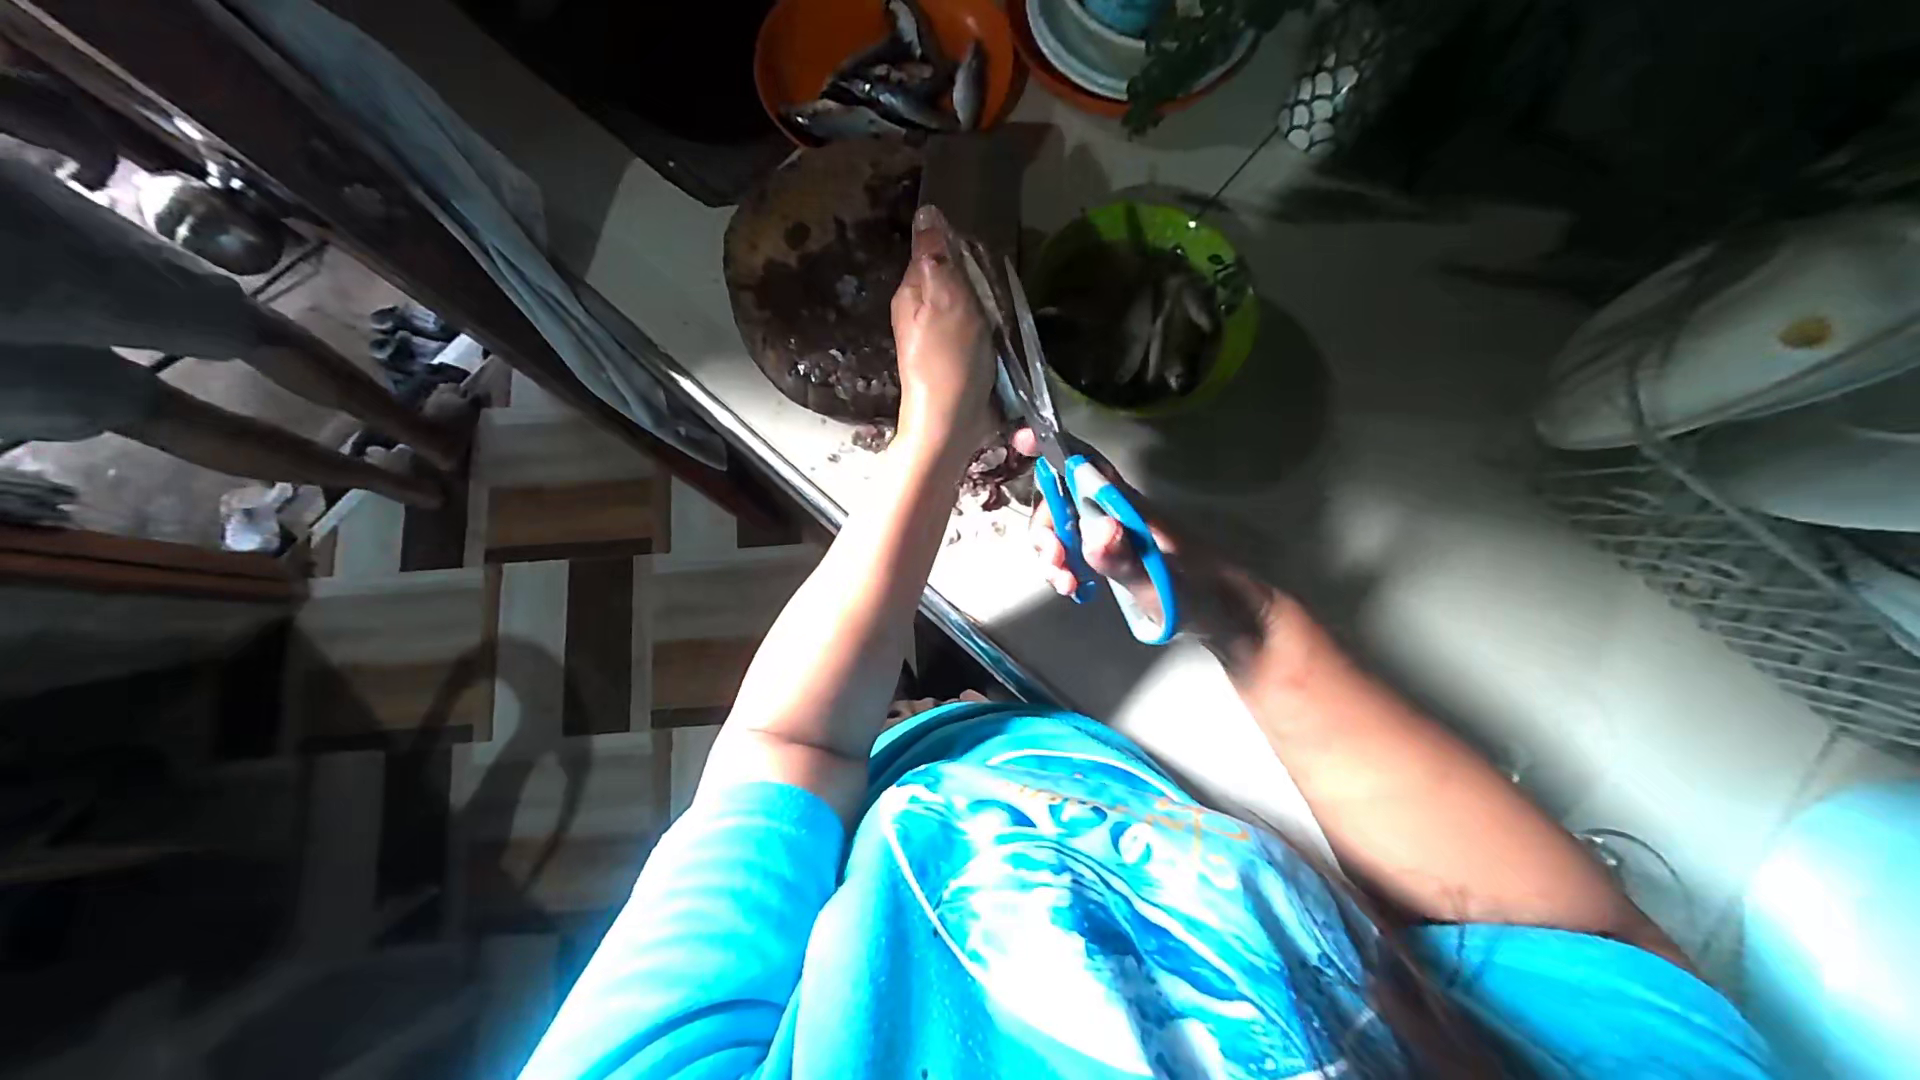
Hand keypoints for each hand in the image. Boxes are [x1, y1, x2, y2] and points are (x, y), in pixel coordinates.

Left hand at [890, 205, 994, 451]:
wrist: (952, 424)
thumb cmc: (948, 360)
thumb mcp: (944, 300)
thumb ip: (936, 257)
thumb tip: (927, 212)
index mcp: (910, 294)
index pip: (932, 251)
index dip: (957, 246)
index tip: (984, 249)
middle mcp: (920, 313)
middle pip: (952, 280)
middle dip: (975, 276)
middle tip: (999, 280)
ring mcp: (939, 339)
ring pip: (966, 305)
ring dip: (985, 302)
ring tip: (1004, 303)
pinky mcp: (958, 360)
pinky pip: (976, 330)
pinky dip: (989, 328)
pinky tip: (1001, 331)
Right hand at [1015, 428, 1284, 666]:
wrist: (1229, 615)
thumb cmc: (1200, 594)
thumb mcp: (1160, 583)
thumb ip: (1125, 560)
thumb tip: (1095, 530)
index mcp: (1127, 505)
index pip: (1084, 463)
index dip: (1052, 448)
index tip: (1023, 440)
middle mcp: (1114, 512)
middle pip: (1061, 500)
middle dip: (1045, 528)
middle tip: (1055, 564)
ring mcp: (1112, 533)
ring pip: (1063, 528)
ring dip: (1051, 553)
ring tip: (1065, 585)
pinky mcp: (1111, 554)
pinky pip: (1073, 550)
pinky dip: (1062, 567)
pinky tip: (1073, 588)